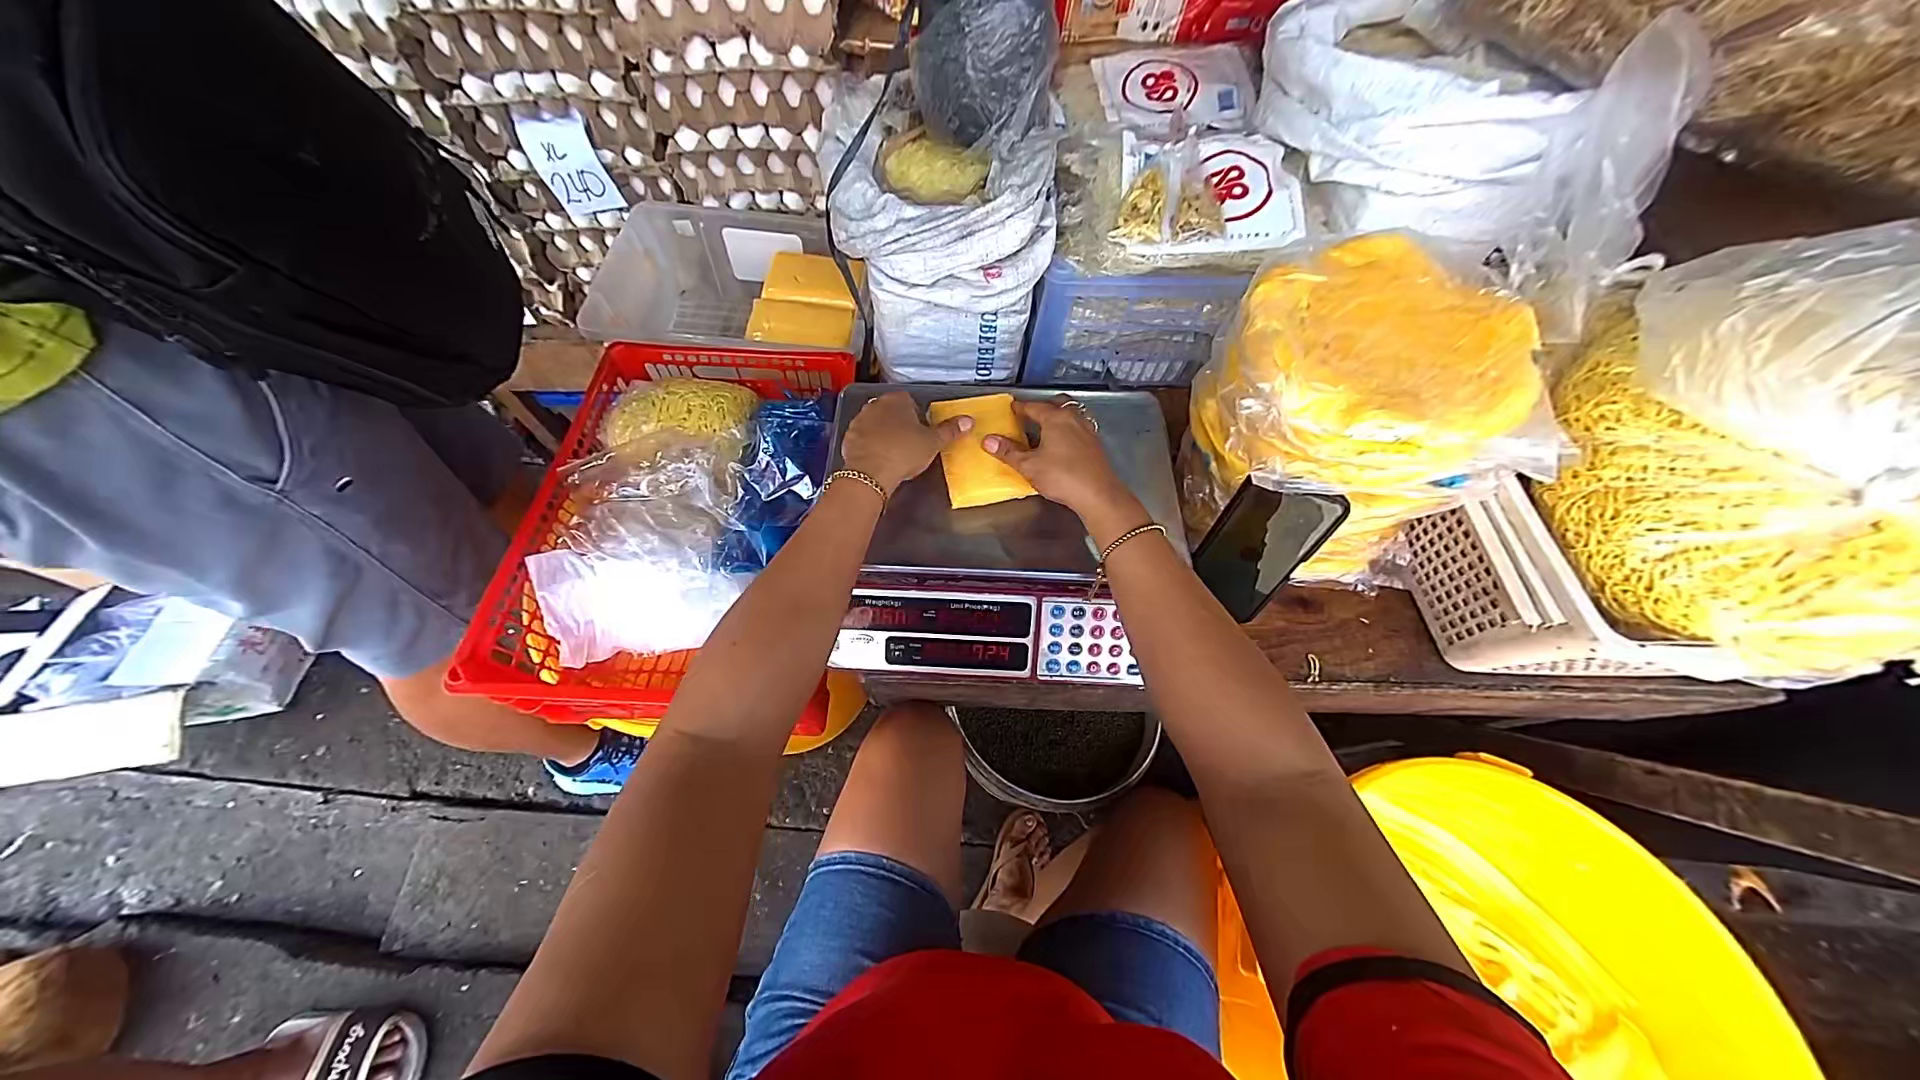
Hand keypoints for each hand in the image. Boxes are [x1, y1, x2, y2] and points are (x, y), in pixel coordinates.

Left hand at [840, 391, 968, 494]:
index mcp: (897, 400)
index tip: (921, 432)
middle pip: (891, 411)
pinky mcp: (848, 438)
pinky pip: (863, 439)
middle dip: (899, 424)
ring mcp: (859, 421)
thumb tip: (967, 421)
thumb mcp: (932, 443)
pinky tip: (879, 459)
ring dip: (883, 434)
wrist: (871, 473)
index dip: (917, 417)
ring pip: (875, 424)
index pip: (909, 401)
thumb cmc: (903, 452)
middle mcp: (875, 405)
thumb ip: (949, 430)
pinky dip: (870, 446)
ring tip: (894, 453)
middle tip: (910, 443)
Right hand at [983, 397, 1147, 541]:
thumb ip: (1008, 452)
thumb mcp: (1029, 465)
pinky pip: (1078, 429)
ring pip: (1070, 415)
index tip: (1012, 408)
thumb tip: (990, 441)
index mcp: (1056, 418)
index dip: (1020, 407)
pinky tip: (1061, 445)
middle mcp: (1074, 419)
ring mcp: (1087, 431)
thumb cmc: (1063, 476)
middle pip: (1057, 404)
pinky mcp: (1095, 445)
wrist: (1098, 494)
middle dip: (1043, 407)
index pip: (1034, 406)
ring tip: (1044, 429)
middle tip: (1029, 415)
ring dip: (1057, 418)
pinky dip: (1067, 430)